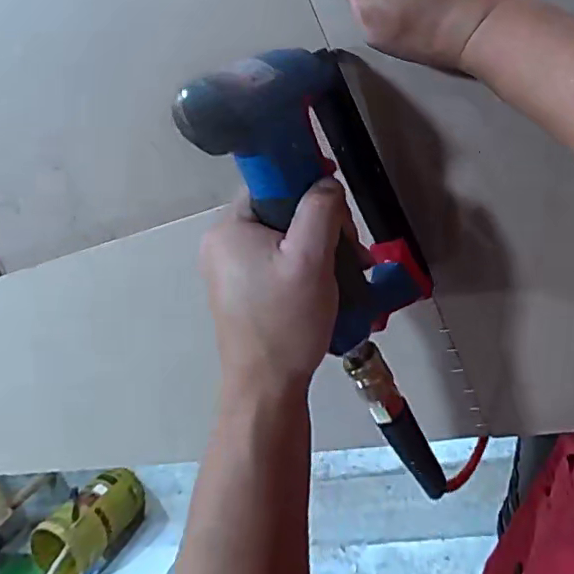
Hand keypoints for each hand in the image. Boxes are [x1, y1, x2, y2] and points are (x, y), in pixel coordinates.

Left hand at [199, 180, 347, 398]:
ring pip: (286, 237)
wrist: (268, 390)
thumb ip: (321, 210)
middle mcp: (223, 244)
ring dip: (321, 247)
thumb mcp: (311, 258)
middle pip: (282, 211)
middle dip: (322, 225)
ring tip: (348, 270)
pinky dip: (307, 266)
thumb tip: (326, 183)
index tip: (338, 200)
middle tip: (350, 249)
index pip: (272, 184)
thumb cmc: (286, 320)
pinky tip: (331, 283)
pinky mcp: (244, 292)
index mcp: (229, 228)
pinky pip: (280, 261)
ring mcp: (231, 270)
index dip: (307, 185)